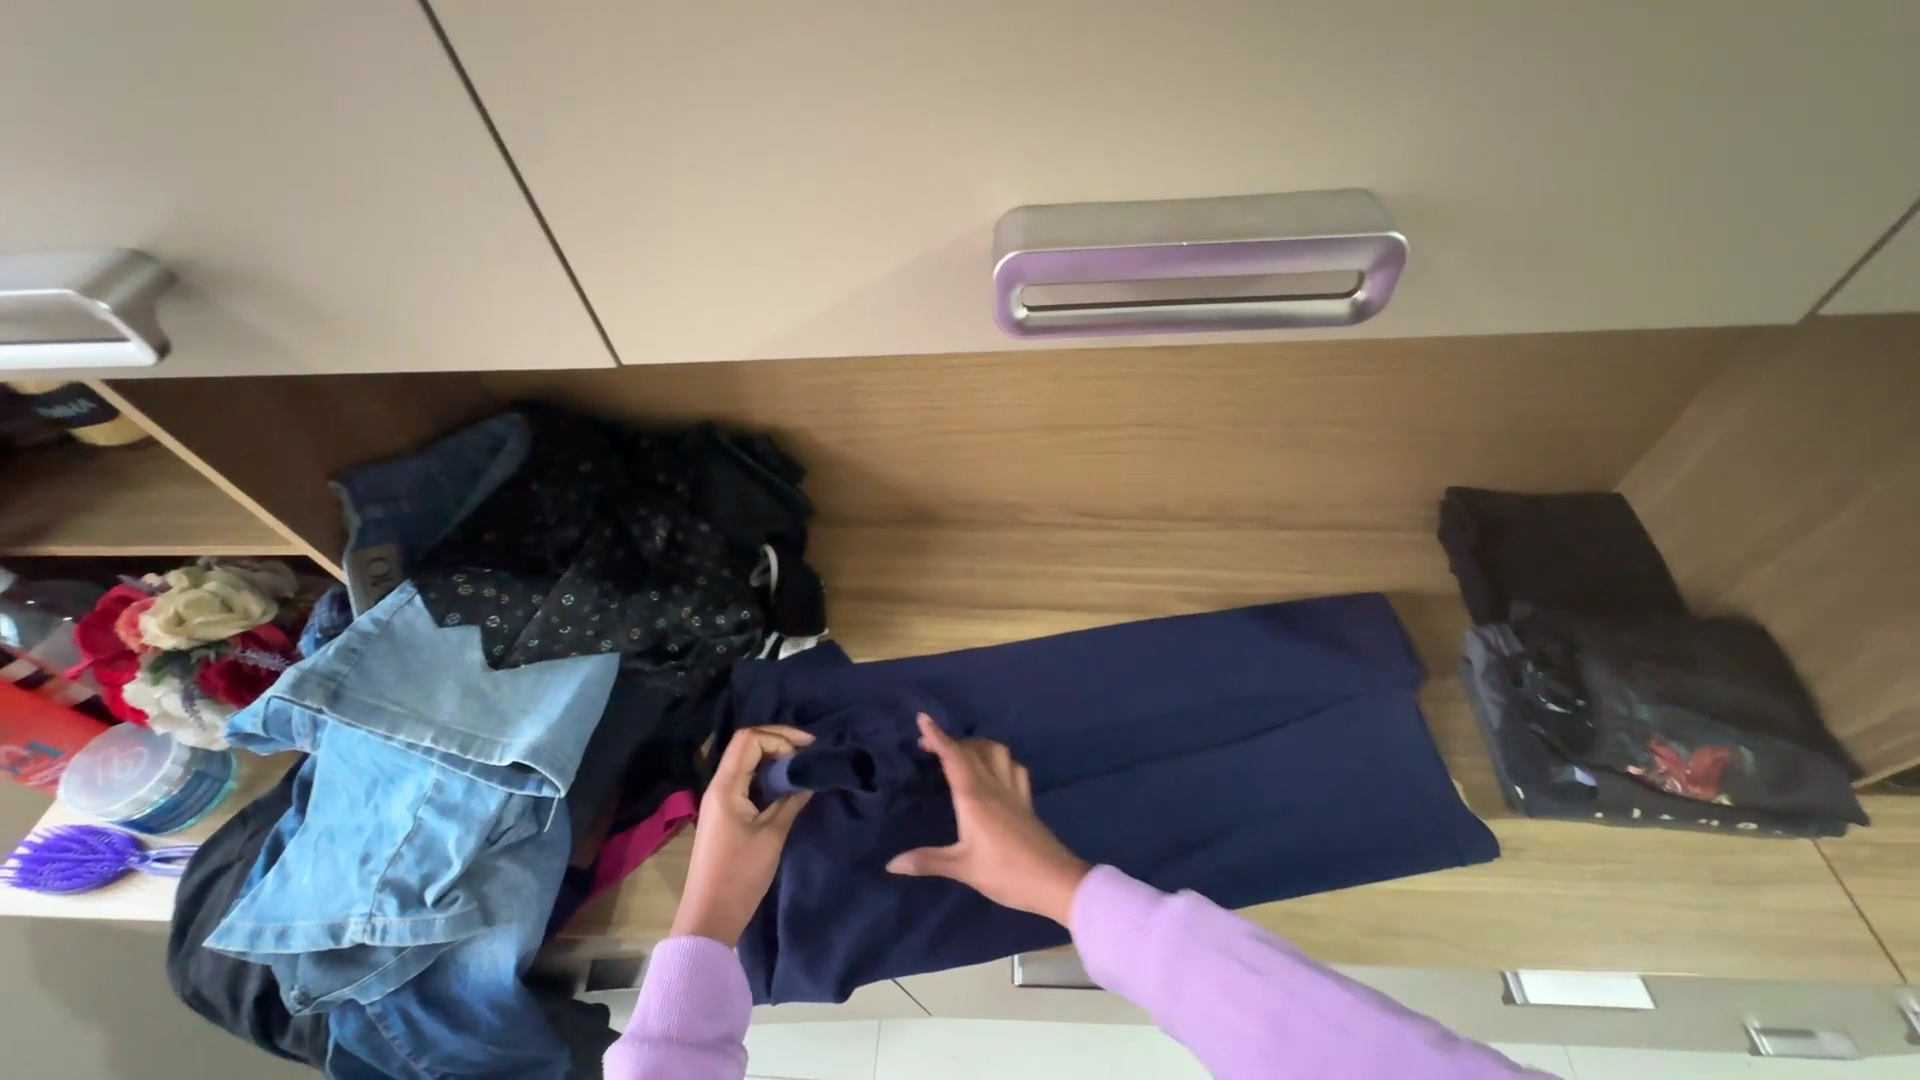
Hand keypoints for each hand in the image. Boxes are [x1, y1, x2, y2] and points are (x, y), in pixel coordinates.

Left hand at [671, 724, 814, 946]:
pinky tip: (789, 787)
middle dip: (780, 743)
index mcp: (725, 786)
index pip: (750, 739)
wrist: (710, 917)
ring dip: (775, 760)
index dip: (780, 736)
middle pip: (748, 746)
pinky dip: (768, 777)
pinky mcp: (726, 815)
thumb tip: (811, 775)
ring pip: (748, 764)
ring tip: (805, 767)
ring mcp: (720, 801)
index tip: (809, 748)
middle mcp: (719, 786)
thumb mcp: (772, 835)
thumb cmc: (740, 875)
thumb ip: (791, 799)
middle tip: (811, 754)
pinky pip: (747, 782)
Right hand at [886, 714, 1090, 925]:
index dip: (937, 736)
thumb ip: (927, 861)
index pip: (953, 757)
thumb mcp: (963, 868)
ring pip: (997, 752)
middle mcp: (994, 786)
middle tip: (928, 745)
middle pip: (972, 750)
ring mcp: (1013, 791)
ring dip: (977, 745)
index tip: (923, 718)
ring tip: (961, 753)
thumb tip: (892, 864)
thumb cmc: (1006, 872)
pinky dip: (1000, 760)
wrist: (1055, 881)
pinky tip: (995, 770)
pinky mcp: (1026, 801)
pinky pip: (1013, 768)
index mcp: (974, 797)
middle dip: (949, 741)